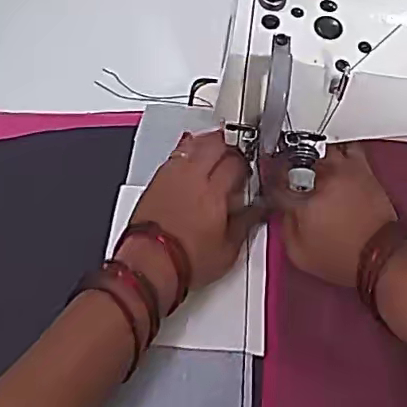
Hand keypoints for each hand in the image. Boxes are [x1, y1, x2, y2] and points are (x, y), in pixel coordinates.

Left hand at [125, 130, 259, 298]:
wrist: (150, 263)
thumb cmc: (184, 261)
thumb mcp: (228, 250)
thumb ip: (245, 223)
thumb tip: (256, 211)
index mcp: (214, 193)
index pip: (236, 163)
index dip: (246, 165)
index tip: (247, 174)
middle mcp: (193, 178)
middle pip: (216, 145)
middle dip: (230, 148)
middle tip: (235, 158)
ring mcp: (173, 175)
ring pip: (194, 143)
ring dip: (208, 144)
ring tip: (215, 151)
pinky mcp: (157, 179)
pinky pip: (176, 153)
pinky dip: (188, 151)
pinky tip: (191, 159)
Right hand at [276, 143, 398, 287]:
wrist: (380, 256)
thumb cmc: (346, 257)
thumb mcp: (299, 254)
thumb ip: (284, 227)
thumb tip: (283, 212)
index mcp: (302, 201)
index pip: (276, 183)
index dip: (271, 185)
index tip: (274, 188)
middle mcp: (322, 180)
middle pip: (295, 160)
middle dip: (289, 169)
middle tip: (291, 179)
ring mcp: (343, 171)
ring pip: (319, 148)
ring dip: (310, 156)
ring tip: (310, 167)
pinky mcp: (361, 169)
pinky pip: (346, 146)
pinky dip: (337, 149)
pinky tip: (333, 159)